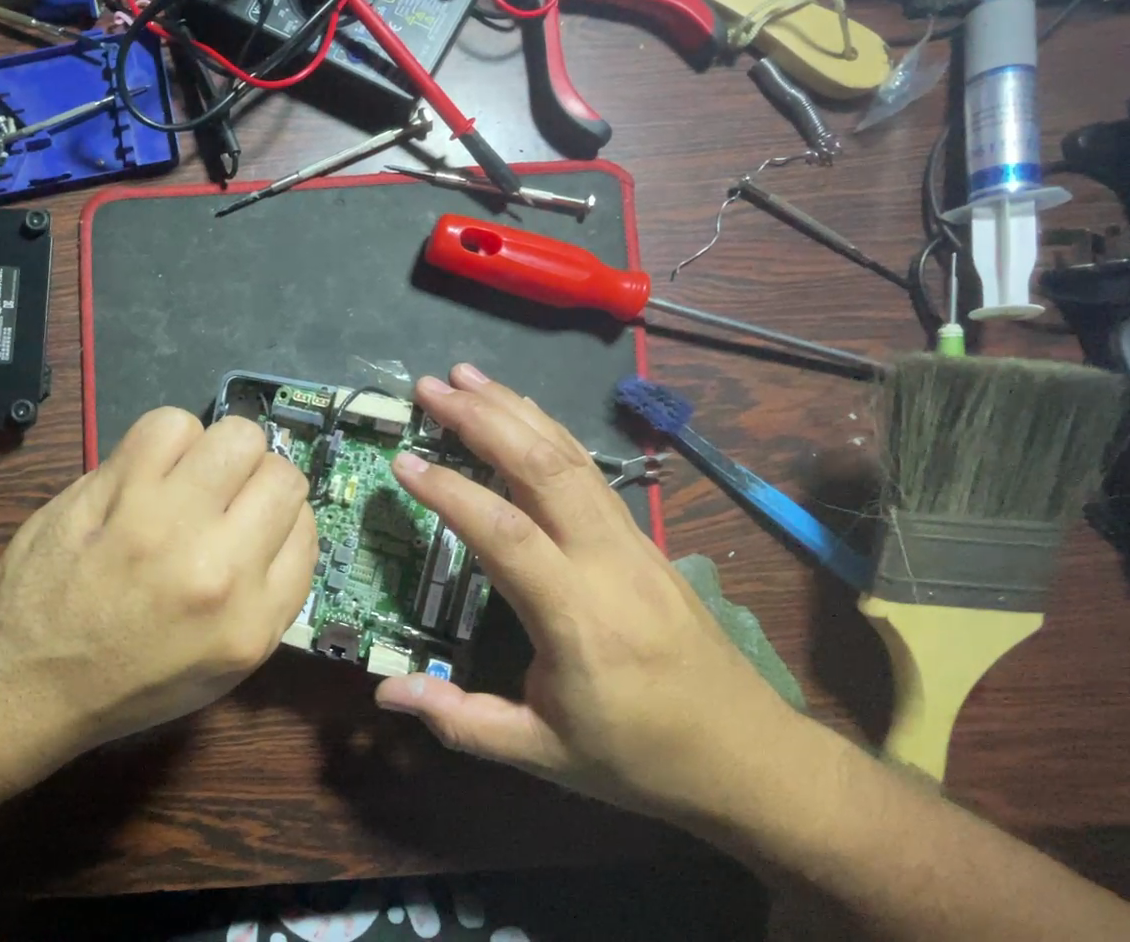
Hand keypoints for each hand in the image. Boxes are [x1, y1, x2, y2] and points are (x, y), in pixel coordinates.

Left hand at [0, 408, 315, 752]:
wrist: (23, 681)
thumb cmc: (123, 684)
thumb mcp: (218, 670)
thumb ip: (264, 599)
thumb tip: (277, 523)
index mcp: (254, 622)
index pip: (308, 528)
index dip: (279, 517)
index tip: (251, 521)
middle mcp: (220, 568)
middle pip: (281, 475)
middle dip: (256, 479)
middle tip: (220, 496)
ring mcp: (164, 521)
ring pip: (235, 437)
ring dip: (216, 451)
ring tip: (185, 477)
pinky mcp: (114, 489)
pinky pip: (170, 424)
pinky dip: (168, 437)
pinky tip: (149, 467)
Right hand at [374, 365, 804, 819]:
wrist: (752, 760)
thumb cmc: (639, 758)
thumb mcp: (542, 753)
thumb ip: (462, 719)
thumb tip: (384, 692)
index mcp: (579, 619)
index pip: (507, 535)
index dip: (452, 493)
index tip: (404, 461)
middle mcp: (609, 565)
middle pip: (546, 470)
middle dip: (486, 419)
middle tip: (432, 386)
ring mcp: (634, 546)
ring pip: (573, 459)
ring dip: (517, 410)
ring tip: (467, 377)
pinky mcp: (645, 542)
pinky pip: (591, 473)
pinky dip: (549, 432)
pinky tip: (522, 413)